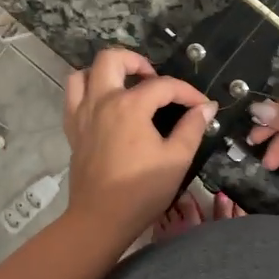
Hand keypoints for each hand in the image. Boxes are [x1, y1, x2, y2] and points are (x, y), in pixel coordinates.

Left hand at [63, 48, 215, 240]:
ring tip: (125, 86)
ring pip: (83, 73)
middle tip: (154, 80)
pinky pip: (72, 97)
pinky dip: (86, 91)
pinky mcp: (72, 130)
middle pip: (112, 59)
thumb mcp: (176, 159)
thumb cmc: (141, 190)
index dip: (187, 93)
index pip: (163, 86)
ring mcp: (82, 114)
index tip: (202, 106)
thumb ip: (192, 128)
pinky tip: (104, 105)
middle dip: (136, 61)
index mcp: (130, 105)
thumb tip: (206, 108)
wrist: (100, 219)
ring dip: (105, 72)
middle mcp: (102, 101)